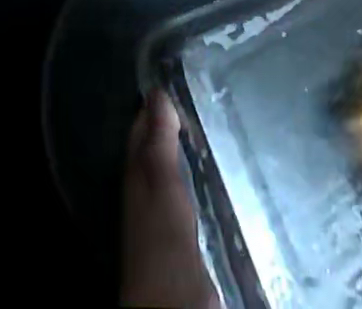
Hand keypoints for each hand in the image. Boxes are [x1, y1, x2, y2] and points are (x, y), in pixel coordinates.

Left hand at [120, 91, 215, 308]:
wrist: (174, 299)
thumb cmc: (163, 234)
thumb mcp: (161, 181)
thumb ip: (159, 140)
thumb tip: (157, 92)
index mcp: (136, 173)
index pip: (143, 127)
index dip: (158, 102)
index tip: (181, 74)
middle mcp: (148, 188)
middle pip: (159, 146)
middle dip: (177, 122)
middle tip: (208, 91)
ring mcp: (167, 210)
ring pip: (177, 166)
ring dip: (192, 147)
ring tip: (221, 122)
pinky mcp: (187, 229)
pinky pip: (193, 189)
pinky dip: (204, 173)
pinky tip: (225, 169)